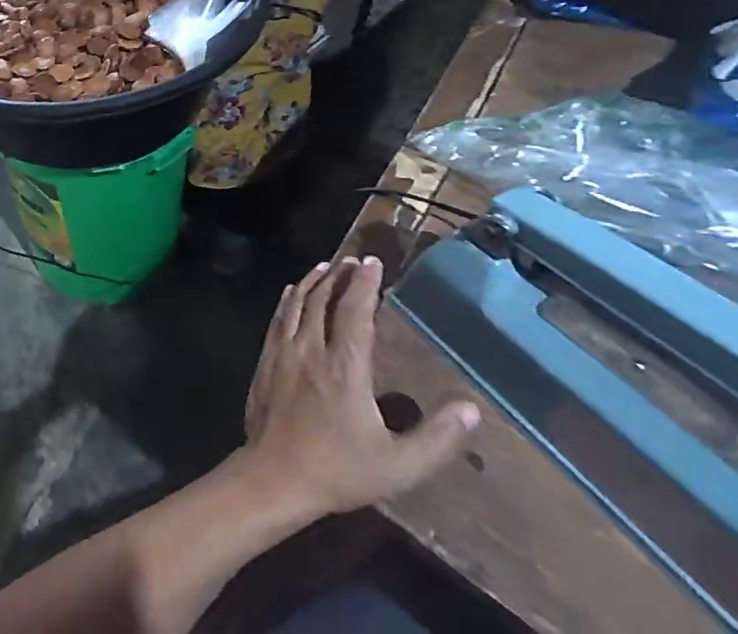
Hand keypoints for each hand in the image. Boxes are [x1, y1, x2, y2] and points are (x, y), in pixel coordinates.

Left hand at [241, 256, 478, 517]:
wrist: (275, 476)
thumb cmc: (339, 470)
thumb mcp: (400, 465)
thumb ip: (439, 438)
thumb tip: (472, 409)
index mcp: (345, 367)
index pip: (356, 312)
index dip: (365, 284)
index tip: (372, 262)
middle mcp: (311, 350)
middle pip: (323, 300)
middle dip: (338, 276)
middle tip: (352, 259)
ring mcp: (283, 354)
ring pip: (296, 305)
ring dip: (312, 282)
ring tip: (325, 266)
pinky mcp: (265, 362)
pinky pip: (277, 320)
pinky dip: (288, 300)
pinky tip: (292, 293)